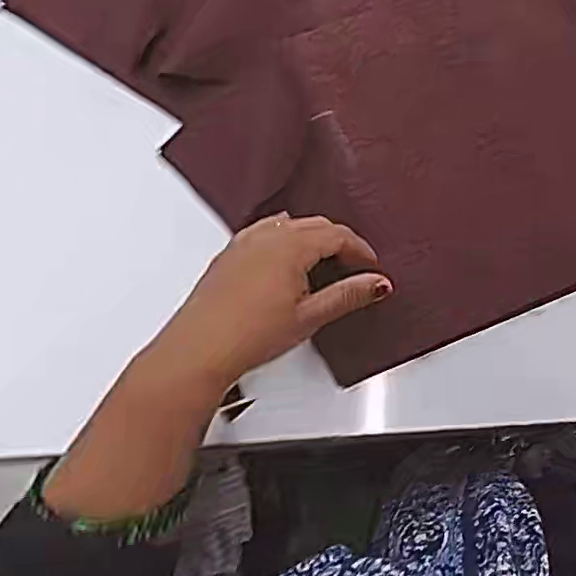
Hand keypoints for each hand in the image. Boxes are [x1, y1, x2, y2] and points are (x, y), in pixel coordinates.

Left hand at [145, 214, 390, 390]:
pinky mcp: (229, 255)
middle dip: (340, 241)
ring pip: (290, 225)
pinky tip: (287, 263)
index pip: (337, 235)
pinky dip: (285, 240)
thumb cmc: (246, 335)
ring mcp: (243, 244)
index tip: (371, 266)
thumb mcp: (311, 316)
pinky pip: (266, 233)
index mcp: (289, 246)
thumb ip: (349, 295)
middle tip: (355, 266)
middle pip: (316, 225)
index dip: (360, 249)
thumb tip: (377, 283)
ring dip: (313, 238)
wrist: (198, 351)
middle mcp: (265, 238)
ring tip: (324, 264)